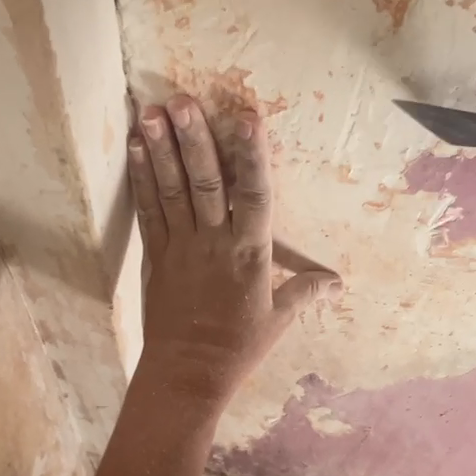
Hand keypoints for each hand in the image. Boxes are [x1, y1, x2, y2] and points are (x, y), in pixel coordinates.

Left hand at [129, 96, 339, 402]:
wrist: (187, 374)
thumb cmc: (239, 348)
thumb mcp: (280, 320)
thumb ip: (306, 292)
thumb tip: (338, 282)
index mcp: (250, 253)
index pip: (254, 194)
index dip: (251, 155)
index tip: (247, 118)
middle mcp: (214, 242)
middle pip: (204, 182)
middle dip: (193, 139)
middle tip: (180, 101)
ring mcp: (180, 247)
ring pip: (171, 190)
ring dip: (161, 148)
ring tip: (149, 110)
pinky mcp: (155, 256)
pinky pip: (149, 212)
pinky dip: (142, 179)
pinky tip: (137, 149)